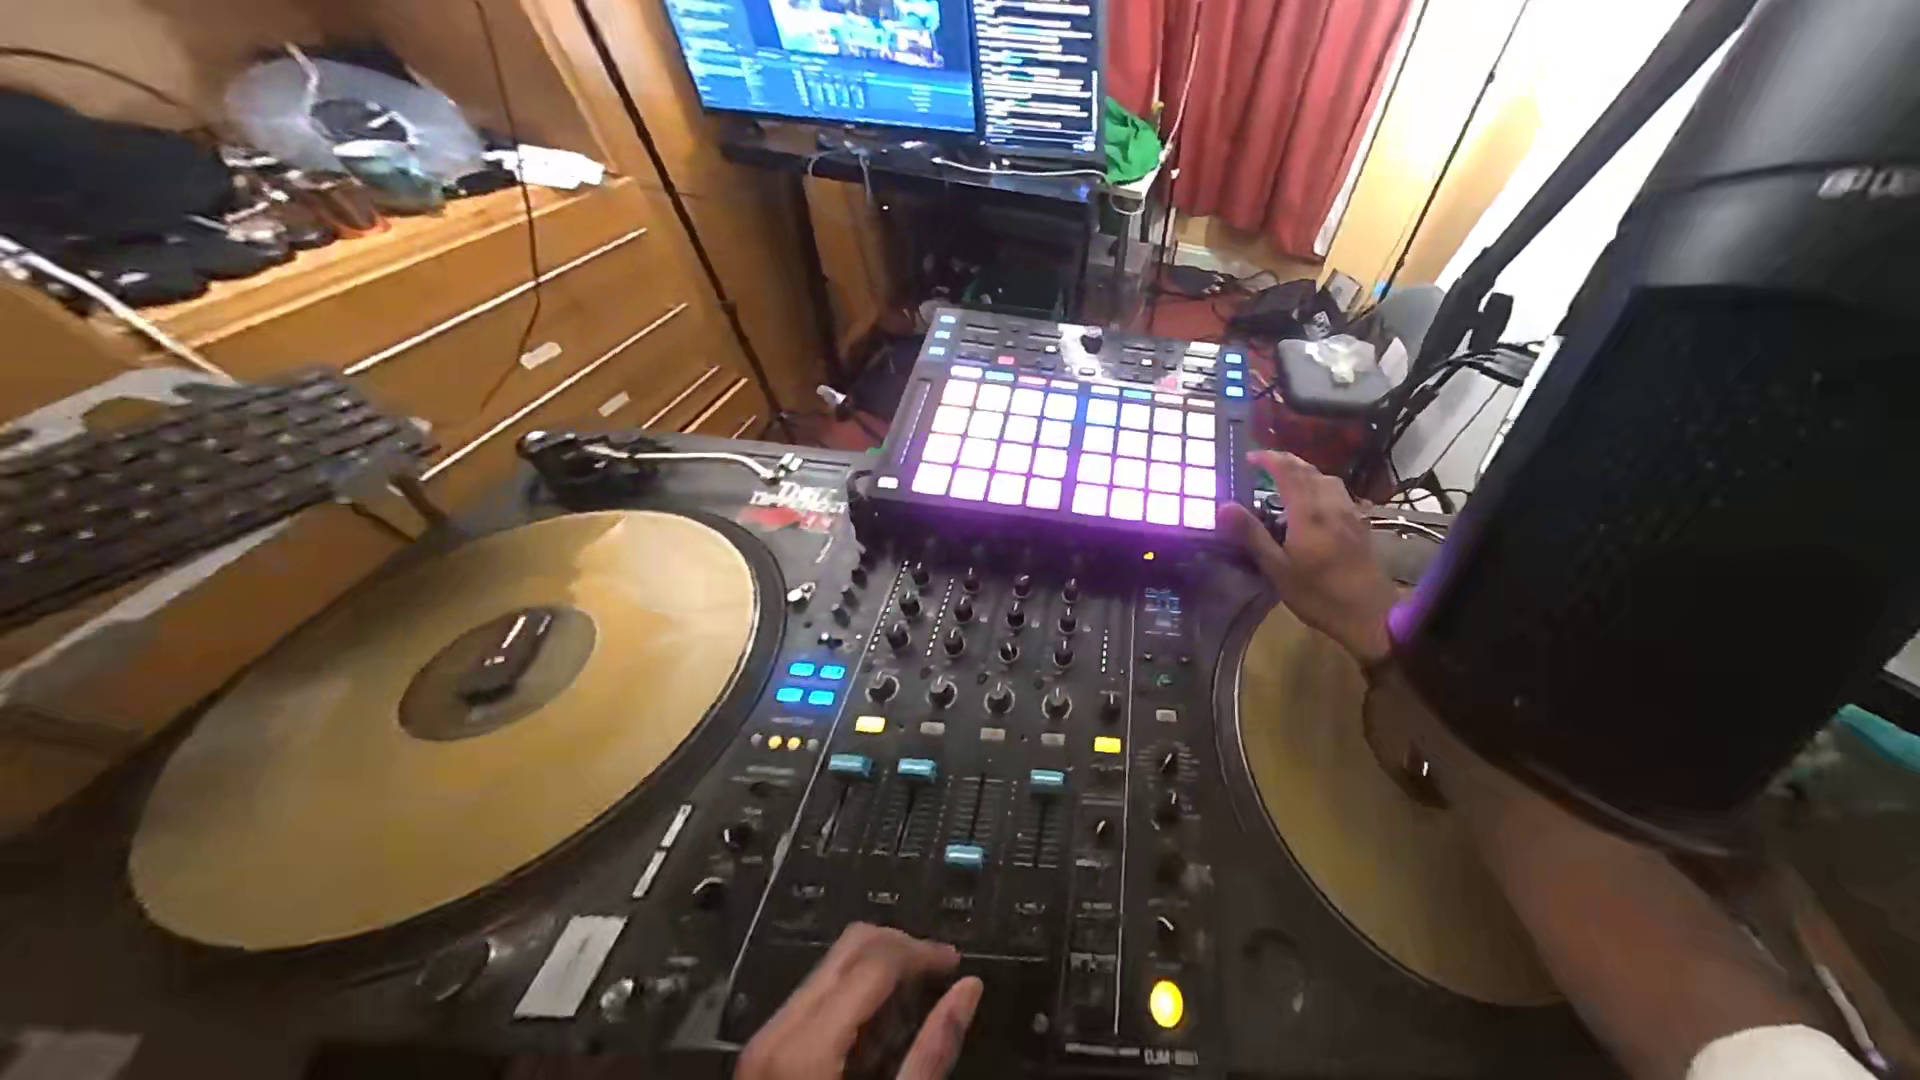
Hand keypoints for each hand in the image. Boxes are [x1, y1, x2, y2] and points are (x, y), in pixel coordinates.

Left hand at [736, 923, 983, 1079]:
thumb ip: (932, 1053)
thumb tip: (969, 989)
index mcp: (807, 1046)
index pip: (873, 960)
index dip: (921, 952)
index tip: (956, 962)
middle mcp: (779, 1027)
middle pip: (849, 947)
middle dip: (900, 948)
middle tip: (940, 970)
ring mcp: (766, 1038)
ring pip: (832, 964)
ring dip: (879, 968)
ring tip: (916, 1000)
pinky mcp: (766, 1051)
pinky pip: (817, 994)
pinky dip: (855, 993)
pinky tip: (881, 1027)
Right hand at [1218, 451, 1398, 664]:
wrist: (1370, 615)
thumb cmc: (1318, 595)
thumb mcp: (1277, 568)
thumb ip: (1252, 535)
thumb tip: (1223, 507)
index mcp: (1309, 514)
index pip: (1289, 472)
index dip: (1269, 459)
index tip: (1250, 457)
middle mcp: (1332, 506)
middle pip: (1311, 471)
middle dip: (1287, 461)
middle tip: (1264, 464)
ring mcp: (1351, 515)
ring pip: (1328, 480)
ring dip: (1306, 472)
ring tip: (1287, 481)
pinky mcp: (1360, 526)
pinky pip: (1339, 494)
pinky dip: (1321, 487)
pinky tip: (1315, 503)